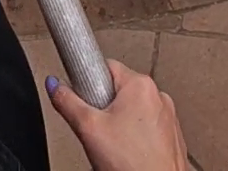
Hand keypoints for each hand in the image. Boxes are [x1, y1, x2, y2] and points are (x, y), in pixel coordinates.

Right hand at [48, 61, 188, 170]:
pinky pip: (147, 129)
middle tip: (100, 129)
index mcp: (141, 85)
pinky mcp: (173, 139)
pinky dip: (136, 139)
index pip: (104, 66)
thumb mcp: (88, 128)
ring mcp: (169, 119)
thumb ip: (66, 101)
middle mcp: (159, 97)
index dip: (89, 82)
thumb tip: (54, 85)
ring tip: (116, 146)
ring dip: (121, 125)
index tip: (86, 97)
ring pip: (132, 112)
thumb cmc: (134, 166)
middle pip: (117, 91)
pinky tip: (130, 155)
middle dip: (104, 109)